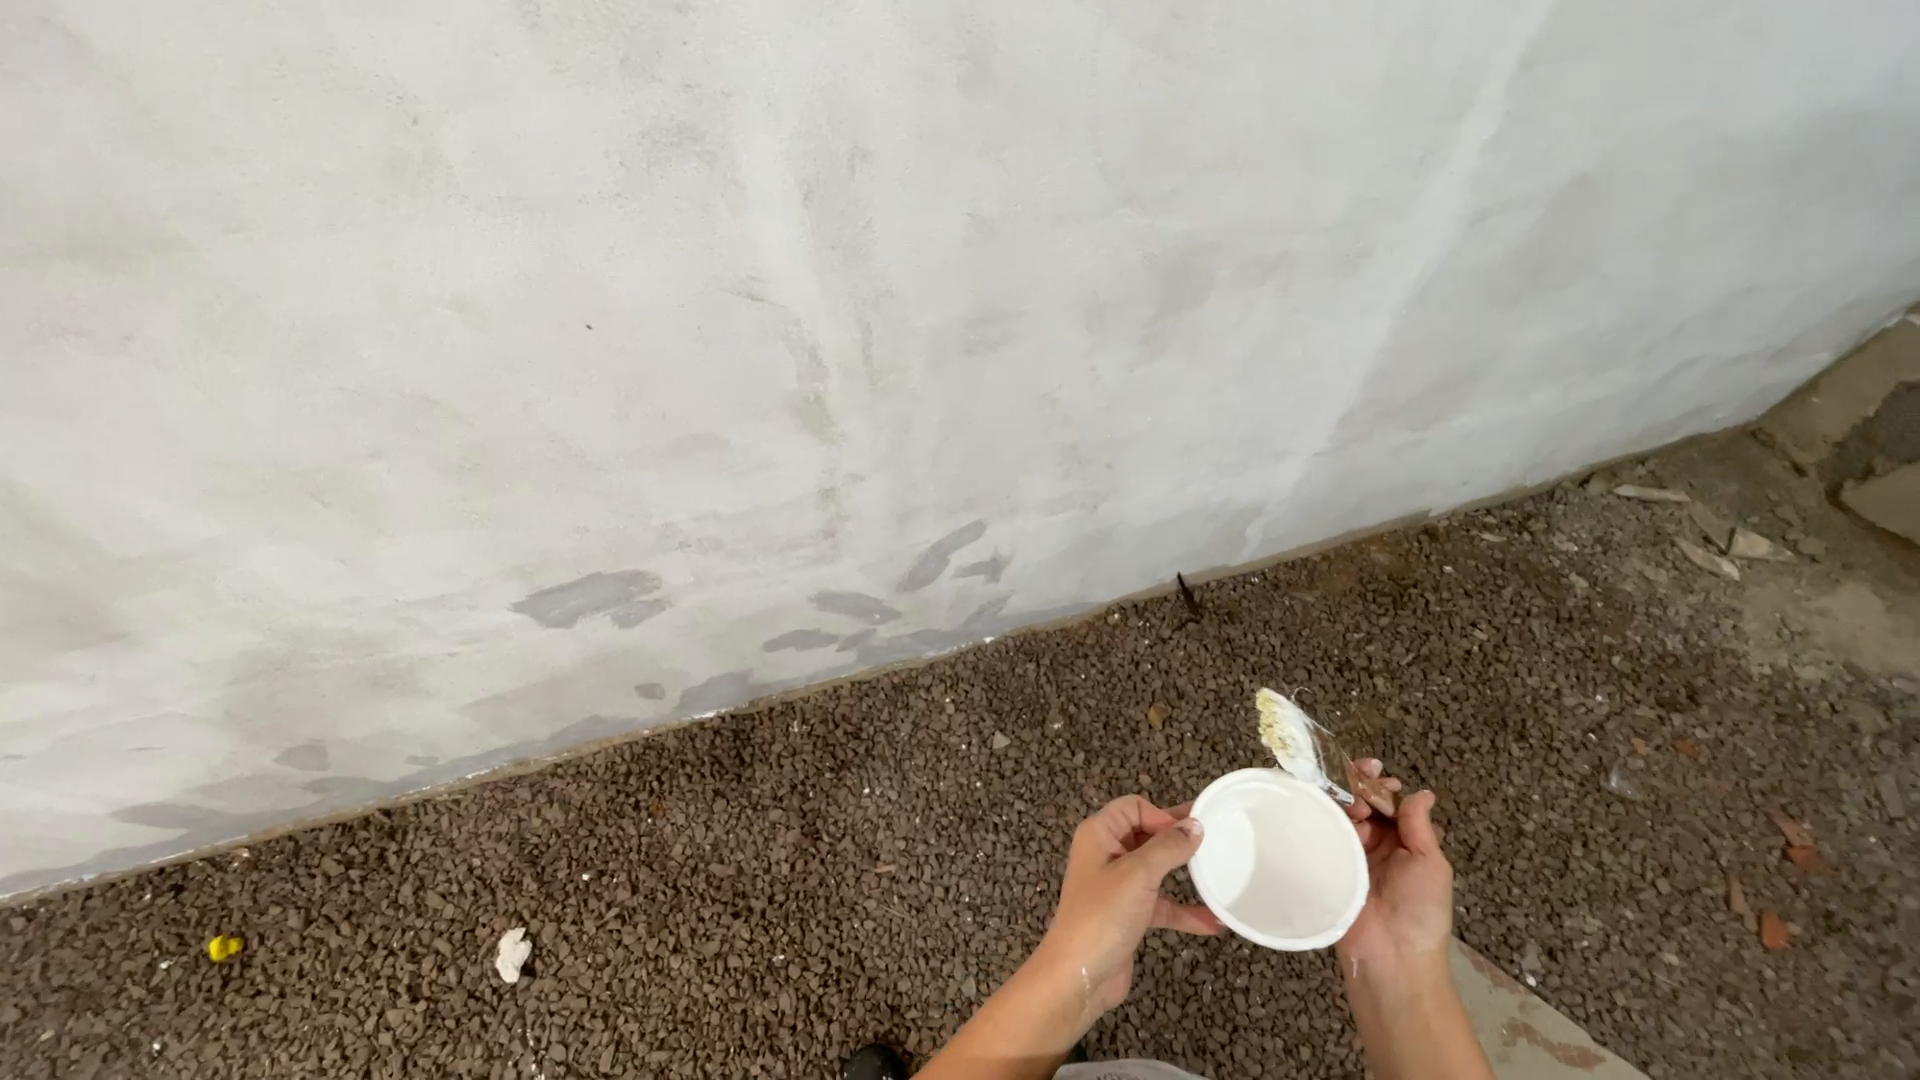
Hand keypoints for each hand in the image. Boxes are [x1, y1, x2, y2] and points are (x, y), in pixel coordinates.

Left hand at [1034, 796, 1222, 1015]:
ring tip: (1219, 874)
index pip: (1133, 807)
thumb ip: (1168, 847)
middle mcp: (1106, 853)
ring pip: (1156, 869)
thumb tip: (1195, 825)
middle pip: (1146, 834)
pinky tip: (1214, 922)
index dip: (1161, 814)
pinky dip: (1183, 910)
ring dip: (1184, 874)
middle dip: (1177, 838)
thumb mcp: (1138, 874)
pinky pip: (1160, 903)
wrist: (1080, 974)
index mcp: (1099, 834)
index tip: (1189, 832)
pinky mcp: (1128, 913)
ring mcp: (1117, 885)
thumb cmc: (1104, 913)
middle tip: (1216, 838)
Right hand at [1337, 760, 1453, 976]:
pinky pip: (1321, 830)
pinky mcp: (1325, 860)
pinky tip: (1321, 803)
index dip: (1383, 786)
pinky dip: (1321, 812)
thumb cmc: (1420, 909)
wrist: (1391, 952)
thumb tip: (1422, 792)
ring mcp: (1348, 851)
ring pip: (1340, 812)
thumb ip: (1420, 826)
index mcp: (1404, 843)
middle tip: (1357, 780)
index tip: (1379, 776)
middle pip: (1363, 802)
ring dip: (1342, 797)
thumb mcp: (1431, 864)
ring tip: (1348, 799)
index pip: (1391, 804)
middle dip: (1359, 785)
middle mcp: (1375, 843)